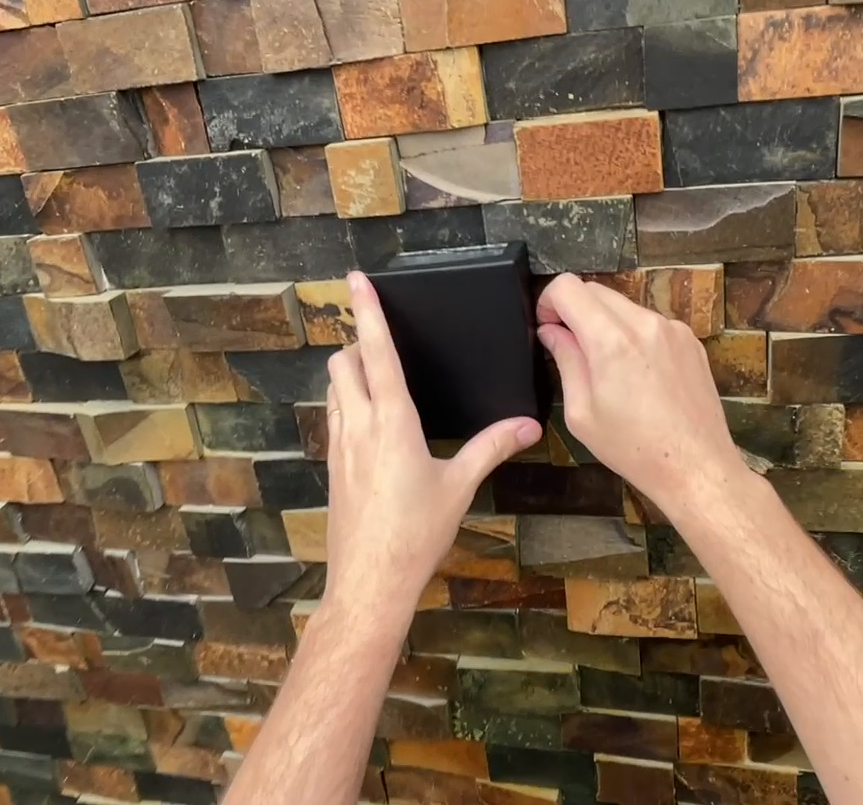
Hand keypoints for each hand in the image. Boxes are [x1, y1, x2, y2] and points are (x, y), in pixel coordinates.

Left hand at [321, 272, 542, 614]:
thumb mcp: (460, 486)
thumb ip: (493, 447)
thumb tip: (529, 426)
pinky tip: (369, 421)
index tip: (356, 279)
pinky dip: (346, 401)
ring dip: (349, 371)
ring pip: (334, 388)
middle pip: (343, 362)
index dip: (368, 311)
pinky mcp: (333, 465)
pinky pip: (334, 416)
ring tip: (376, 374)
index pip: (377, 351)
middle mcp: (359, 424)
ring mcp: (340, 445)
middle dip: (357, 341)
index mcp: (392, 420)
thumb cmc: (415, 533)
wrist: (369, 582)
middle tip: (382, 340)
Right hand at [536, 273, 745, 521]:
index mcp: (611, 341)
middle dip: (574, 309)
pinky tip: (635, 371)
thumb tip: (551, 331)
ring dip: (603, 321)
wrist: (696, 467)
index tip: (547, 326)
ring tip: (604, 364)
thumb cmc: (634, 448)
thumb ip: (565, 360)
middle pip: (594, 289)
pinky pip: (648, 321)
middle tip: (569, 345)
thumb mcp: (581, 412)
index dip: (548, 301)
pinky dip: (632, 332)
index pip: (568, 288)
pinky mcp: (689, 339)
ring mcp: (672, 328)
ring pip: (622, 304)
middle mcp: (644, 323)